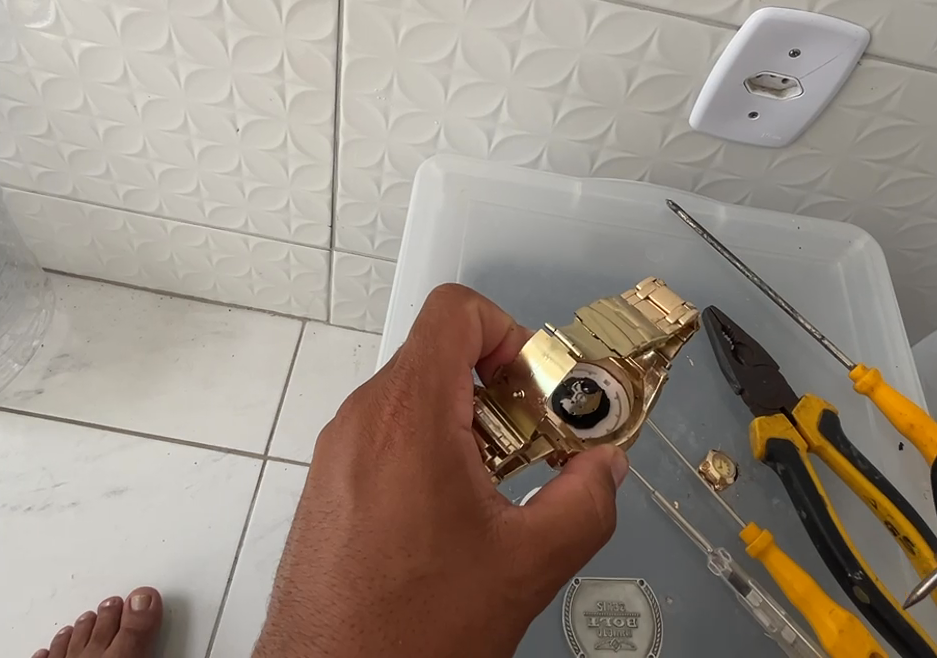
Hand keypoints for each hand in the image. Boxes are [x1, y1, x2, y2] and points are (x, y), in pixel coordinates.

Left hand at [253, 284, 627, 657]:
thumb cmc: (410, 631)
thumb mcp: (525, 566)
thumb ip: (584, 503)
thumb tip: (605, 467)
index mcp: (409, 414)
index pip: (453, 310)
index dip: (505, 330)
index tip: (531, 386)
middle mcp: (365, 415)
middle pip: (440, 352)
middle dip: (498, 388)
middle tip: (530, 444)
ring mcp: (340, 445)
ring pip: (415, 392)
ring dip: (466, 421)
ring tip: (495, 486)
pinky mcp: (331, 476)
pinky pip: (388, 428)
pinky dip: (431, 445)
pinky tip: (452, 512)